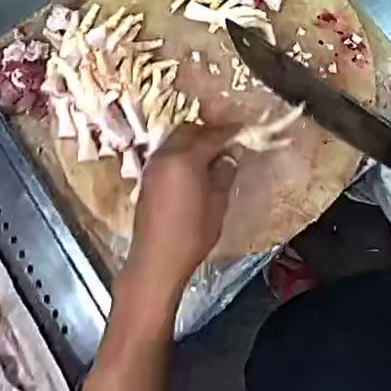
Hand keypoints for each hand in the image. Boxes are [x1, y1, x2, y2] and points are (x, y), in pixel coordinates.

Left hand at [124, 125, 238, 304]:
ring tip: (214, 152)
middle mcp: (165, 157)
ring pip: (175, 140)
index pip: (211, 136)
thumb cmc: (193, 233)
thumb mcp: (218, 202)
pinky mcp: (147, 178)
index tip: (243, 129)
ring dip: (194, 140)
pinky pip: (168, 153)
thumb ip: (224, 173)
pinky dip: (182, 152)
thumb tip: (230, 155)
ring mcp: (152, 167)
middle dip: (209, 131)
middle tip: (228, 140)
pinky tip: (196, 166)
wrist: (156, 261)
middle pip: (188, 131)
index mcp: (185, 160)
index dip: (229, 131)